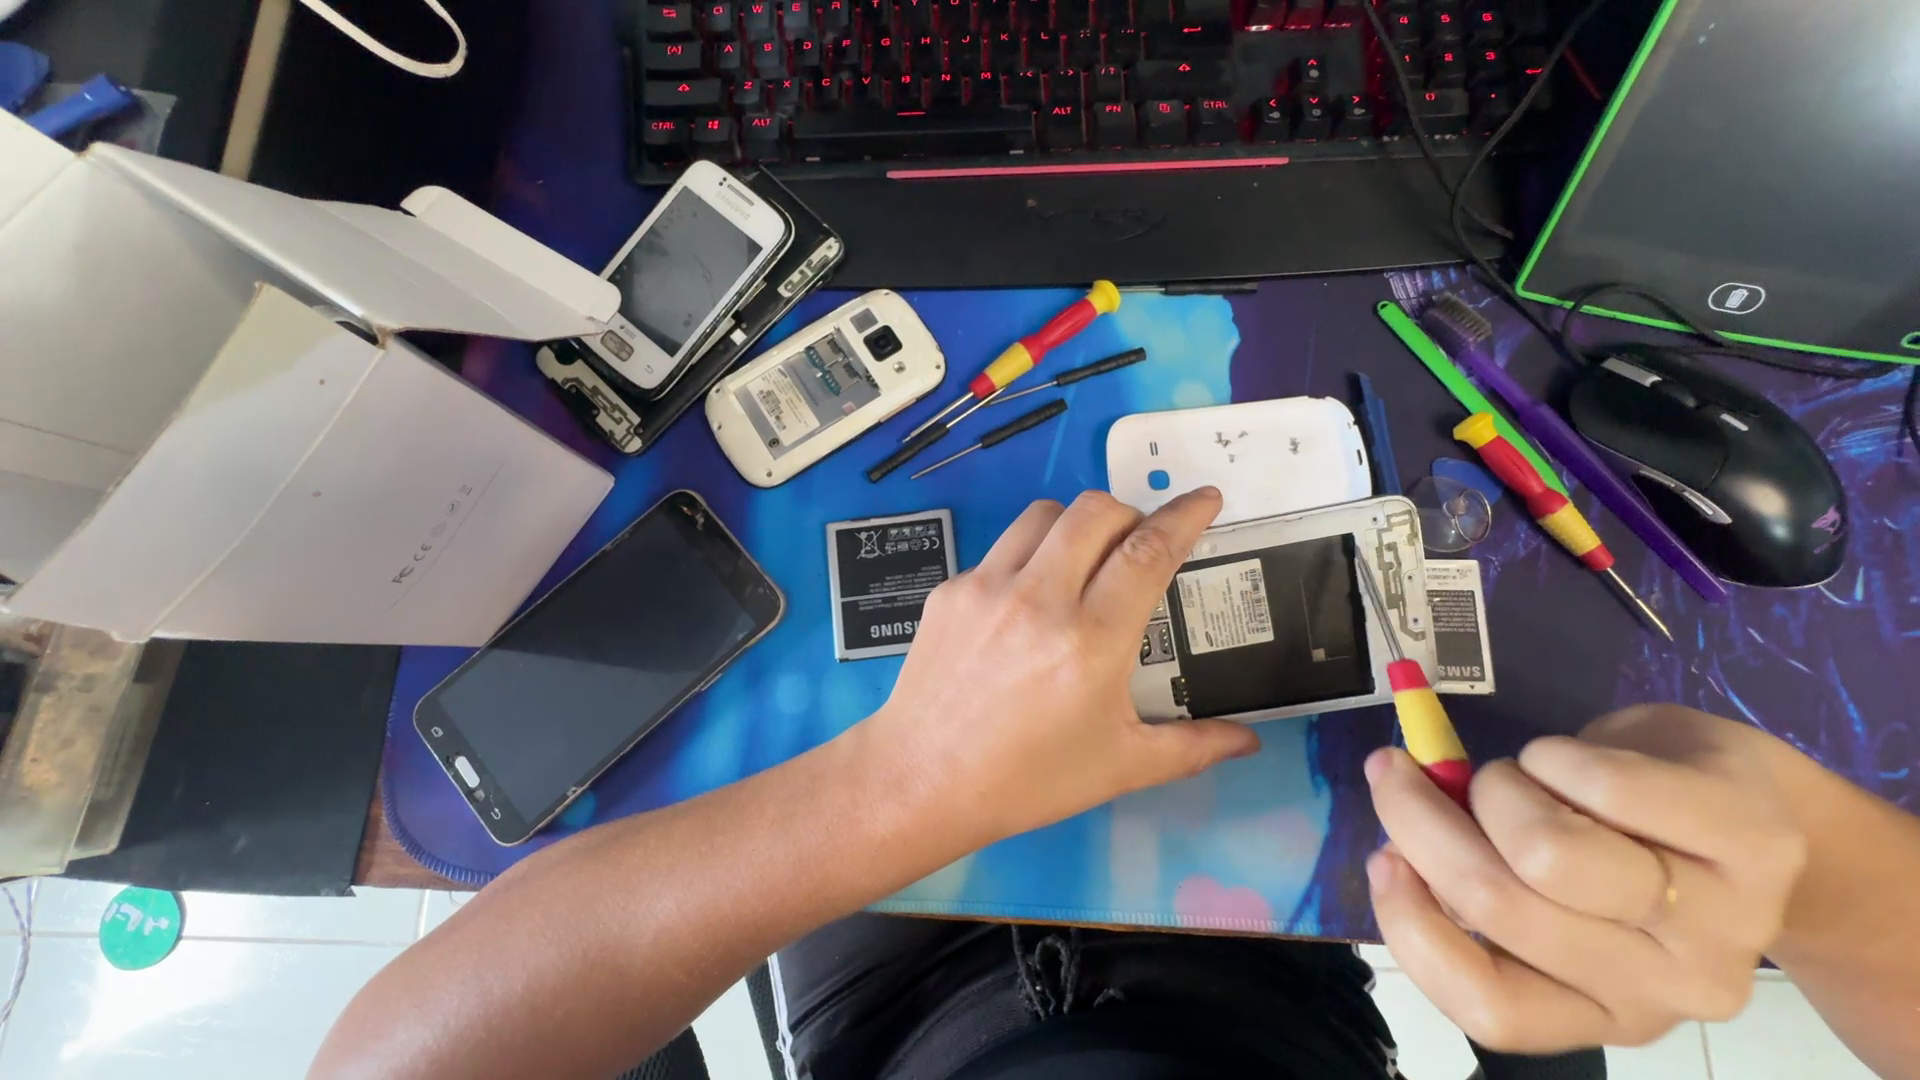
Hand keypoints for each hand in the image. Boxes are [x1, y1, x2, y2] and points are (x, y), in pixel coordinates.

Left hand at [860, 489, 1259, 847]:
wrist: (923, 779)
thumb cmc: (1028, 779)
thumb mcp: (1120, 767)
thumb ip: (1193, 746)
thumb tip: (1250, 739)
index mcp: (1090, 641)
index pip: (1148, 552)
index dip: (1184, 516)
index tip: (1205, 497)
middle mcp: (1039, 599)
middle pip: (1096, 512)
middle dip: (1131, 514)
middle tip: (1139, 545)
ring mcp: (987, 588)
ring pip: (1044, 514)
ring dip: (1077, 524)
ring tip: (1085, 560)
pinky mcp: (950, 590)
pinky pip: (1001, 548)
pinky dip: (1029, 556)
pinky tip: (1028, 600)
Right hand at [1366, 705, 1808, 1050]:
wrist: (1743, 811)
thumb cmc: (1606, 845)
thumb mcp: (1528, 877)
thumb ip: (1469, 869)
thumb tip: (1397, 820)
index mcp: (1600, 1009)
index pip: (1491, 1007)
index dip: (1413, 927)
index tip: (1382, 858)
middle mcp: (1668, 988)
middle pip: (1497, 901)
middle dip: (1417, 815)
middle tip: (1394, 769)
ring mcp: (1722, 924)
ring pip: (1546, 851)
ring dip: (1495, 787)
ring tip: (1507, 774)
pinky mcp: (1752, 844)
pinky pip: (1605, 786)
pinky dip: (1553, 753)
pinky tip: (1563, 757)